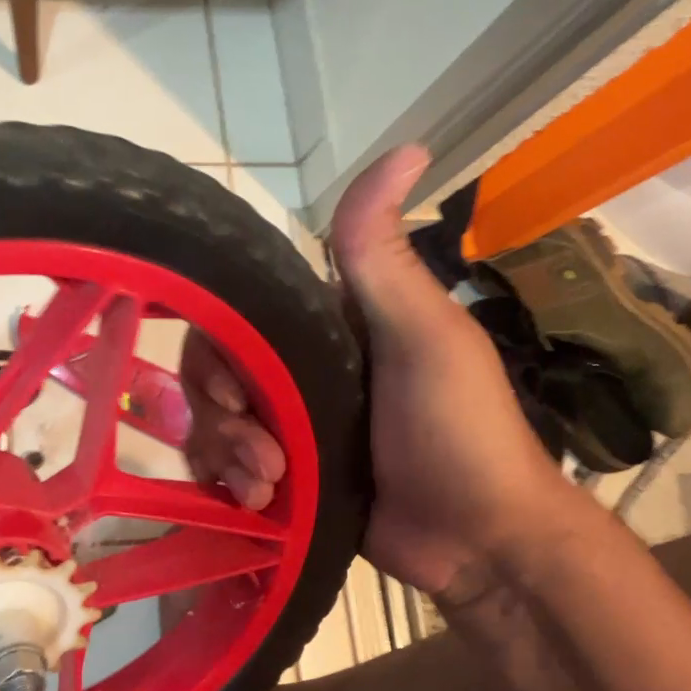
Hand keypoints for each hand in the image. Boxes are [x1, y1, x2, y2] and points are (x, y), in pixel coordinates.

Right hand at [183, 147, 599, 606]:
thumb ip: (383, 256)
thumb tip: (405, 147)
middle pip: (212, 375)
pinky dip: (228, 483)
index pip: (236, 318)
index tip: (240, 395)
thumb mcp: (424, 335)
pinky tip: (261, 503)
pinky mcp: (283, 475)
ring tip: (269, 487)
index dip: (218, 354)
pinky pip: (221, 466)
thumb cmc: (457, 430)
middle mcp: (297, 370)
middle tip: (265, 458)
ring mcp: (288, 425)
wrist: (479, 544)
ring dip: (225, 456)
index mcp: (324, 327)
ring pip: (211, 422)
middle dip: (224, 420)